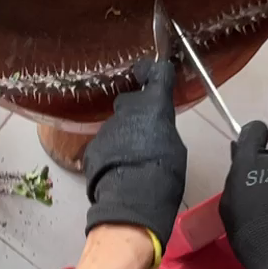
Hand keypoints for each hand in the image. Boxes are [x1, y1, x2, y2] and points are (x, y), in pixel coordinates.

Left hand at [83, 58, 186, 256]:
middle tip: (144, 129)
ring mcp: (106, 129)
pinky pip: (105, 145)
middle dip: (136, 111)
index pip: (156, 76)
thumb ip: (163, 130)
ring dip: (124, 136)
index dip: (154, 72)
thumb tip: (155, 128)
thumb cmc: (164, 173)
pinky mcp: (92, 147)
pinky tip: (119, 169)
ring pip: (117, 126)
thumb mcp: (175, 148)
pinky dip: (112, 152)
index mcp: (153, 108)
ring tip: (132, 157)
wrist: (132, 199)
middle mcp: (127, 112)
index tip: (152, 69)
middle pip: (130, 103)